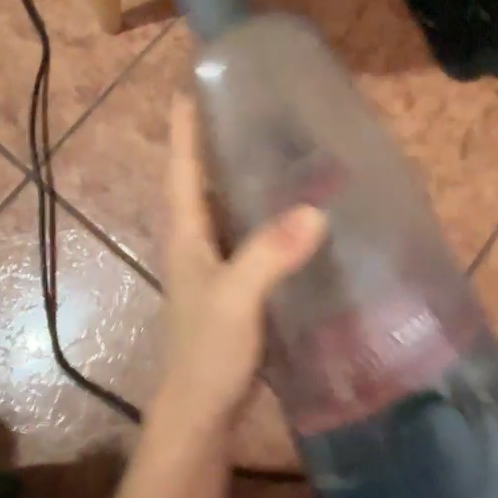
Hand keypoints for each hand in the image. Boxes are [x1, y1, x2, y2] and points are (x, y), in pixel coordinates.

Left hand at [156, 95, 327, 430]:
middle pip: (202, 177)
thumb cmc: (206, 351)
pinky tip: (297, 209)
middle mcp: (195, 239)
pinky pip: (248, 232)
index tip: (192, 84)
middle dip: (219, 139)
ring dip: (243, 173)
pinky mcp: (234, 283)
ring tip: (281, 143)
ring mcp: (213, 263)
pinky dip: (266, 211)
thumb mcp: (237, 299)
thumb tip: (316, 210)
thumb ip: (269, 255)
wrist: (199, 414)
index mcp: (186, 233)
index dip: (184, 126)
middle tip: (253, 103)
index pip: (181, 166)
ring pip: (226, 204)